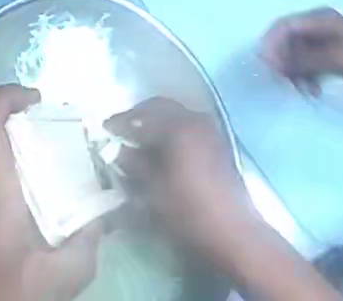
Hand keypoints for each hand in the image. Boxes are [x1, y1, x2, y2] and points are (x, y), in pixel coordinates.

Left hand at [0, 85, 100, 300]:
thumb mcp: (49, 281)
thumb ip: (82, 250)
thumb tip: (101, 221)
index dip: (8, 93)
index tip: (37, 98)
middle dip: (16, 114)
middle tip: (50, 125)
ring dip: (9, 139)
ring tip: (46, 156)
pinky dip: (3, 164)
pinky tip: (28, 193)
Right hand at [104, 98, 260, 265]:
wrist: (238, 236)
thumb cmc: (191, 212)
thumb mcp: (153, 191)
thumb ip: (133, 164)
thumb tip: (116, 149)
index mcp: (177, 127)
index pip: (140, 118)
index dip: (120, 123)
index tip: (104, 128)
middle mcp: (194, 120)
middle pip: (159, 107)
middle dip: (138, 115)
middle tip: (122, 127)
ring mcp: (209, 131)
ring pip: (175, 114)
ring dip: (156, 121)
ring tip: (140, 137)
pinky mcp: (218, 144)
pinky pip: (188, 125)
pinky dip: (171, 129)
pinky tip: (163, 146)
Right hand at [260, 8, 342, 107]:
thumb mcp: (338, 61)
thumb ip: (303, 58)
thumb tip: (271, 59)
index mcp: (321, 19)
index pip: (284, 26)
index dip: (271, 44)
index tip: (267, 68)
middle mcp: (323, 26)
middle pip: (290, 38)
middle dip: (282, 58)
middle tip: (282, 82)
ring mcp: (332, 43)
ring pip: (300, 52)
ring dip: (295, 69)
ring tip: (300, 90)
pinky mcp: (340, 58)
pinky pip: (313, 62)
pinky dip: (308, 75)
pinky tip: (313, 90)